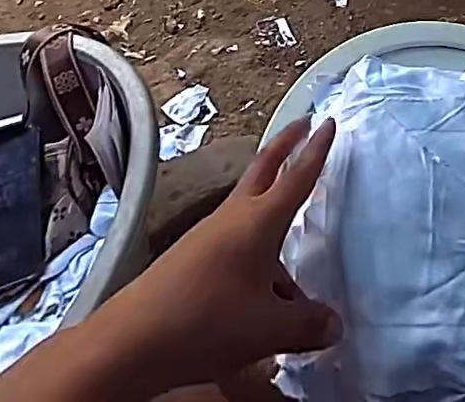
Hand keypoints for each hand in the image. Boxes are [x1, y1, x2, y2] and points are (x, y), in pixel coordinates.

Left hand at [122, 116, 342, 388]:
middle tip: (303, 123)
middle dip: (287, 141)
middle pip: (266, 165)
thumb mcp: (267, 329)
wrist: (130, 342)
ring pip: (251, 209)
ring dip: (273, 212)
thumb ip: (306, 324)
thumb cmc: (204, 321)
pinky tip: (259, 295)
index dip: (317, 148)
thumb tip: (334, 325)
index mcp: (261, 219)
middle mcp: (236, 215)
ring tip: (293, 268)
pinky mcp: (192, 254)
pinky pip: (234, 241)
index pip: (299, 175)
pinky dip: (254, 252)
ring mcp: (210, 232)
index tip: (328, 123)